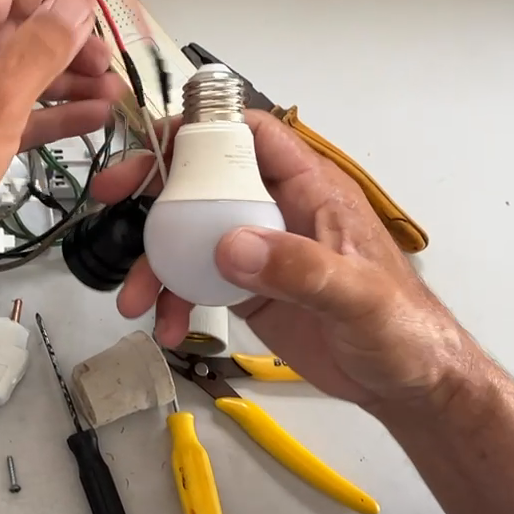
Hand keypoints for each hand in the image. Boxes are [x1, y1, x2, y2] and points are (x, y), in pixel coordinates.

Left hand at [0, 0, 125, 264]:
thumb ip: (39, 47)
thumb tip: (77, 2)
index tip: (94, 10)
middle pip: (24, 31)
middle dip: (70, 42)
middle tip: (109, 63)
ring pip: (28, 75)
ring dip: (71, 80)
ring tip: (114, 93)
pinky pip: (24, 113)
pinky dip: (57, 114)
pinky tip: (93, 119)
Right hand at [90, 111, 480, 409]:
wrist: (404, 386)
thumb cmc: (402, 330)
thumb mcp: (358, 297)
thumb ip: (301, 268)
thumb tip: (229, 246)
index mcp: (308, 190)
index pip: (250, 135)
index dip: (200, 128)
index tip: (153, 144)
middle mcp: (273, 209)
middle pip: (201, 180)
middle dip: (150, 187)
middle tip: (108, 197)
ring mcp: (255, 249)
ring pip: (186, 234)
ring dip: (152, 261)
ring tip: (132, 300)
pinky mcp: (243, 287)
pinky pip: (193, 280)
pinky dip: (173, 300)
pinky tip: (168, 328)